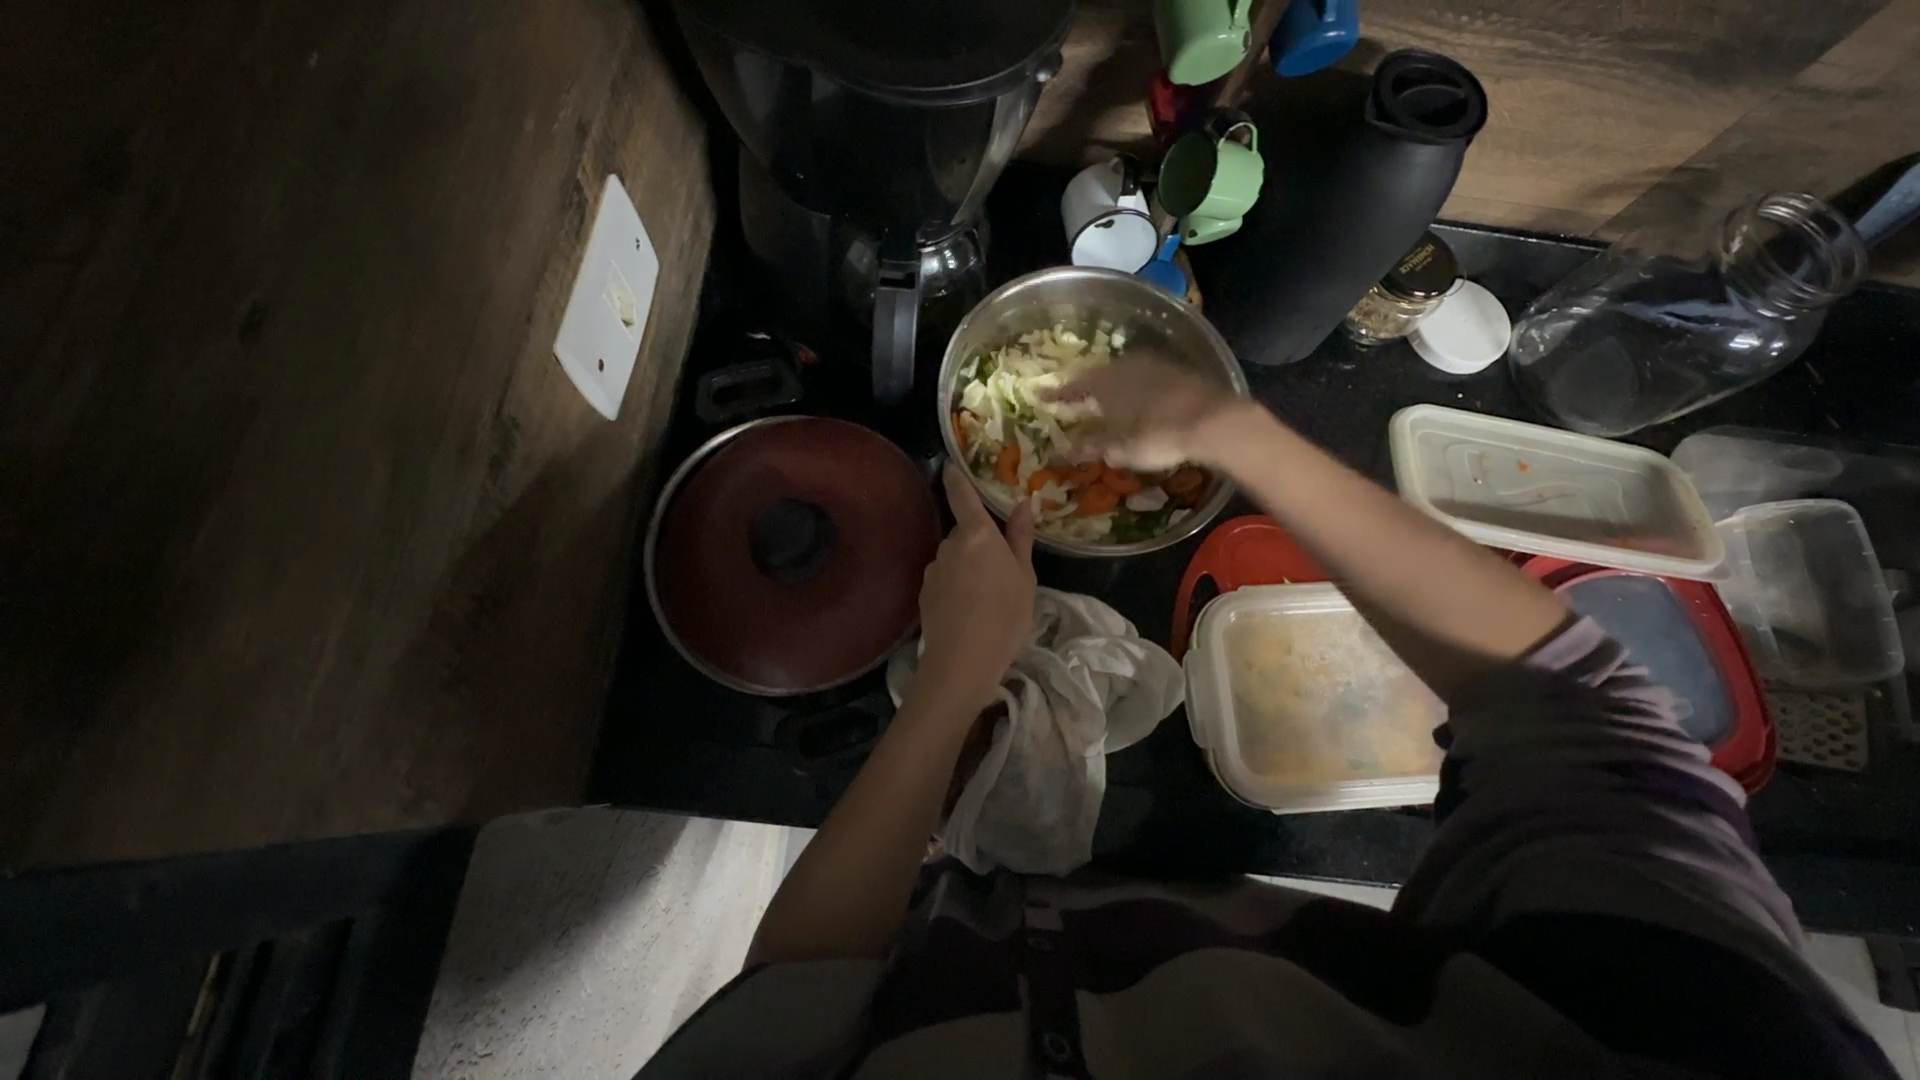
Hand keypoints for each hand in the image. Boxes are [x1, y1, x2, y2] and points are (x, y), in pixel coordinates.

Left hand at [914, 463, 1036, 712]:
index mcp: (977, 534)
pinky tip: (970, 611)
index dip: (956, 477)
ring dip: (968, 567)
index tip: (950, 464)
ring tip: (988, 598)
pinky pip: (945, 580)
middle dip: (979, 543)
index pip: (962, 495)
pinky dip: (957, 587)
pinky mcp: (925, 593)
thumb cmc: (1005, 615)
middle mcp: (949, 545)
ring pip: (954, 559)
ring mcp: (934, 569)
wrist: (963, 661)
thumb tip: (1022, 504)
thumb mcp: (1025, 577)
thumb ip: (1020, 538)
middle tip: (1002, 571)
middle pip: (964, 533)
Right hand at [1041, 355, 1258, 469]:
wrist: (1213, 421)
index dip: (1055, 394)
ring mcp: (1153, 366)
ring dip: (1109, 386)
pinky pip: (1143, 377)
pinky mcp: (1176, 372)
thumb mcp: (1118, 447)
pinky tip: (1136, 399)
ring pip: (1121, 373)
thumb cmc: (1157, 435)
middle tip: (1071, 397)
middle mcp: (1124, 367)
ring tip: (1102, 398)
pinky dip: (1132, 388)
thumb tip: (1062, 451)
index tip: (1039, 395)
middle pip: (1096, 375)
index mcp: (1104, 383)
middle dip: (1083, 387)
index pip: (1072, 387)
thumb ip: (1090, 446)